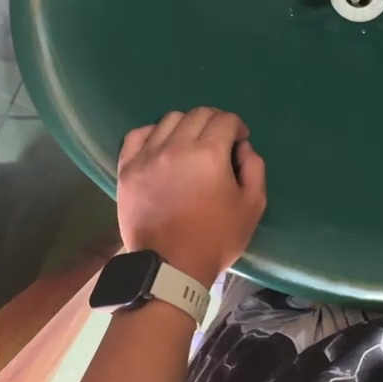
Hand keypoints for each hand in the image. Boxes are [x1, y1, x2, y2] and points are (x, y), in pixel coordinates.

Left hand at [117, 107, 267, 281]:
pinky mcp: (127, 168)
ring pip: (169, 120)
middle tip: (219, 141)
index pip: (226, 120)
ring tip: (190, 145)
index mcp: (210, 154)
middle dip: (215, 122)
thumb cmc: (215, 239)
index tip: (239, 141)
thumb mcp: (252, 207)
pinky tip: (161, 147)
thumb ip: (255, 169)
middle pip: (198, 114)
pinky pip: (138, 135)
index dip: (237, 127)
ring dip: (186, 126)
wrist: (171, 267)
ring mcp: (148, 156)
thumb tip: (244, 148)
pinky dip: (153, 134)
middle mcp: (177, 146)